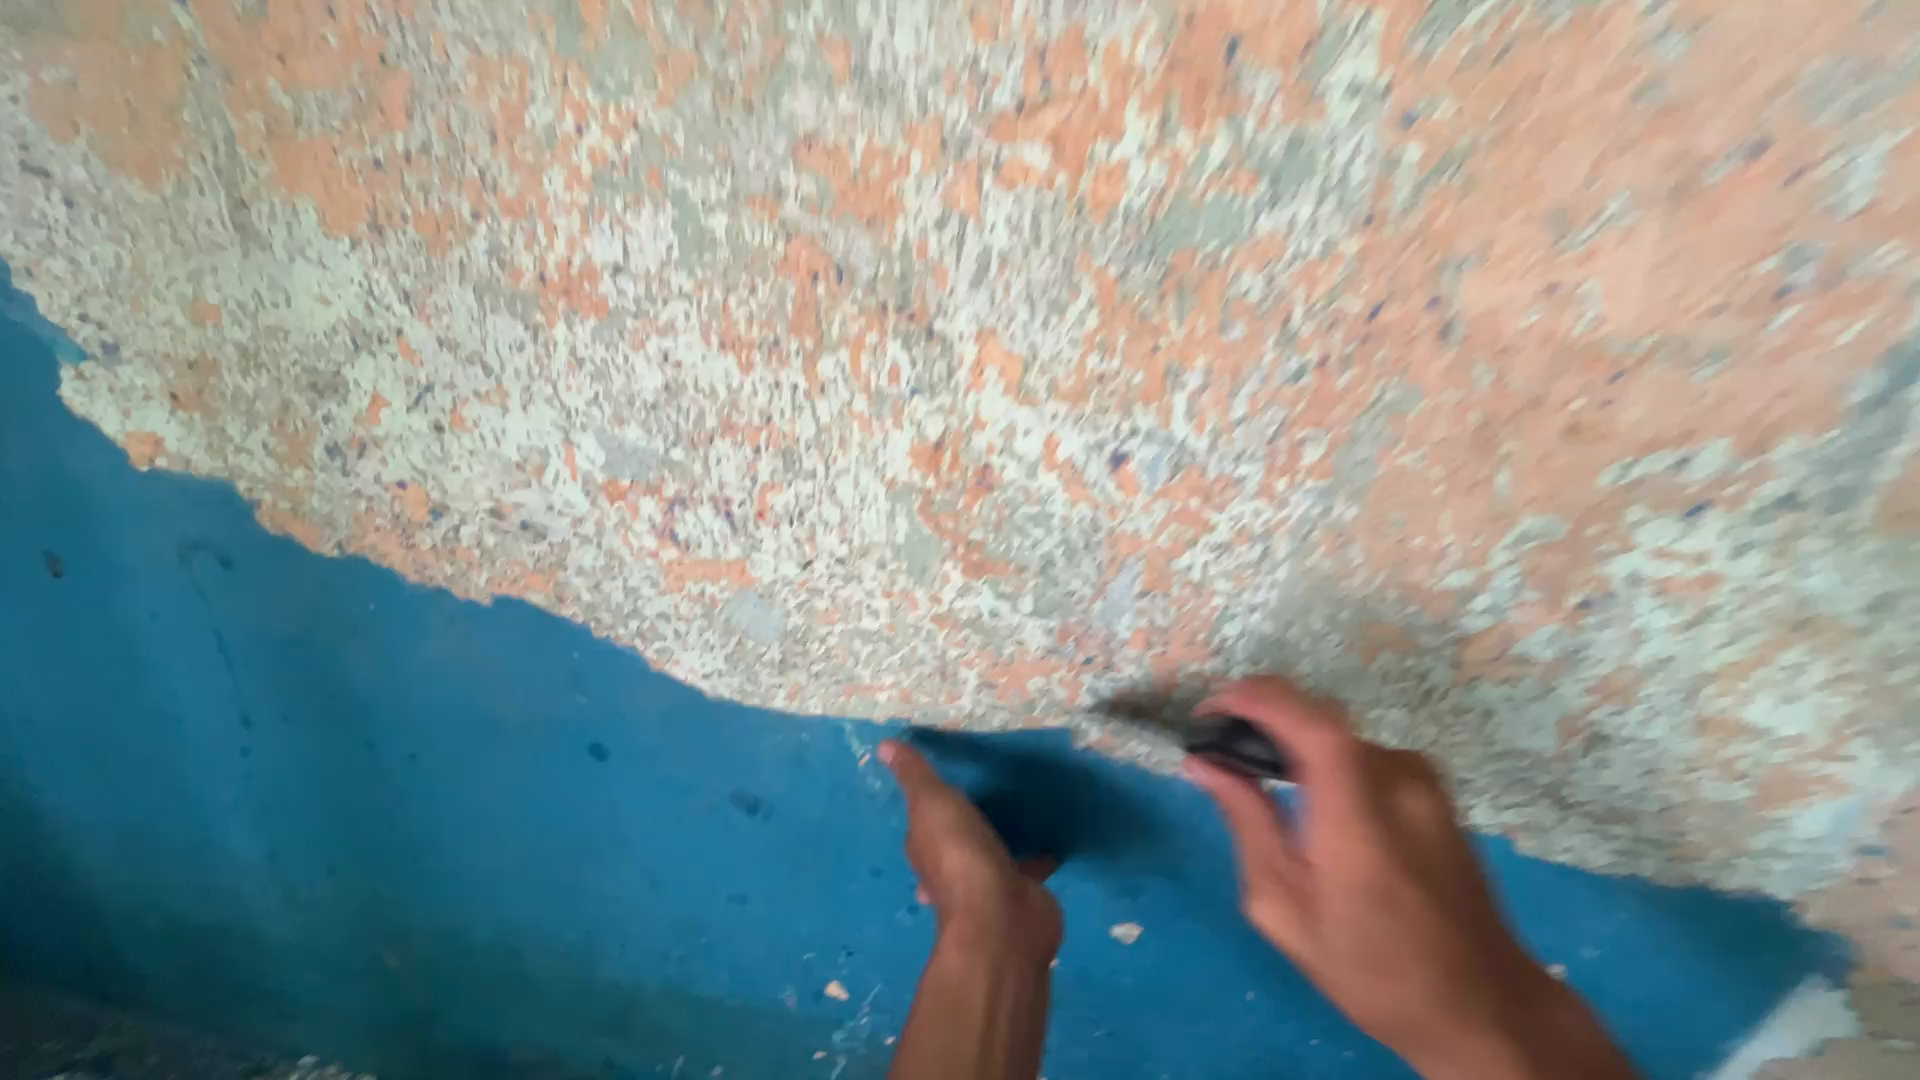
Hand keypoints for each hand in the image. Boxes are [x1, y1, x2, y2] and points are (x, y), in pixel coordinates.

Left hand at [881, 739, 1058, 1079]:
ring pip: (990, 856)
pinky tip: (1052, 839)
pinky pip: (1027, 868)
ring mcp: (986, 886)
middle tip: (980, 800)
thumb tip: (884, 746)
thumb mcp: (932, 802)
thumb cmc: (960, 855)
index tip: (936, 787)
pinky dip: (1036, 856)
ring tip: (1017, 814)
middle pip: (954, 844)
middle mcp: (950, 872)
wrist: (1002, 917)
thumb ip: (914, 775)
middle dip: (961, 829)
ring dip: (997, 842)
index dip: (925, 809)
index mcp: (926, 849)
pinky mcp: (1020, 893)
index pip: (920, 827)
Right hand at [1184, 677, 1634, 1079]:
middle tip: (1216, 743)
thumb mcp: (1284, 907)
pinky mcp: (1432, 788)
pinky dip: (1320, 754)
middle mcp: (1397, 781)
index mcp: (1359, 816)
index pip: (1310, 723)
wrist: (1481, 1003)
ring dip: (1289, 737)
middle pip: (1317, 716)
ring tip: (1252, 769)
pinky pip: (1359, 751)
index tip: (1207, 712)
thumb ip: (1246, 822)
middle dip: (1259, 714)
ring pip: (1336, 733)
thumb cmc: (1371, 967)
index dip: (1255, 700)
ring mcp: (1422, 780)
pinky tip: (1302, 791)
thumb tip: (1202, 763)